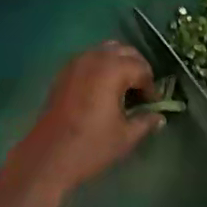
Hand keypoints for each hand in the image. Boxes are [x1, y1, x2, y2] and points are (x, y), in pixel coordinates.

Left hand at [8, 41, 165, 201]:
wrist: (47, 156)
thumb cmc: (90, 146)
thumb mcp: (125, 137)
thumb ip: (145, 122)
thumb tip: (159, 117)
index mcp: (113, 69)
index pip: (141, 68)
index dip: (151, 86)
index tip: (152, 105)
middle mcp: (95, 57)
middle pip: (125, 51)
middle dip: (137, 68)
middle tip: (141, 93)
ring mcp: (77, 61)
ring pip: (106, 50)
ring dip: (119, 63)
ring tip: (123, 89)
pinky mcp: (64, 71)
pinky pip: (90, 58)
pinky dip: (101, 66)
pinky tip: (102, 89)